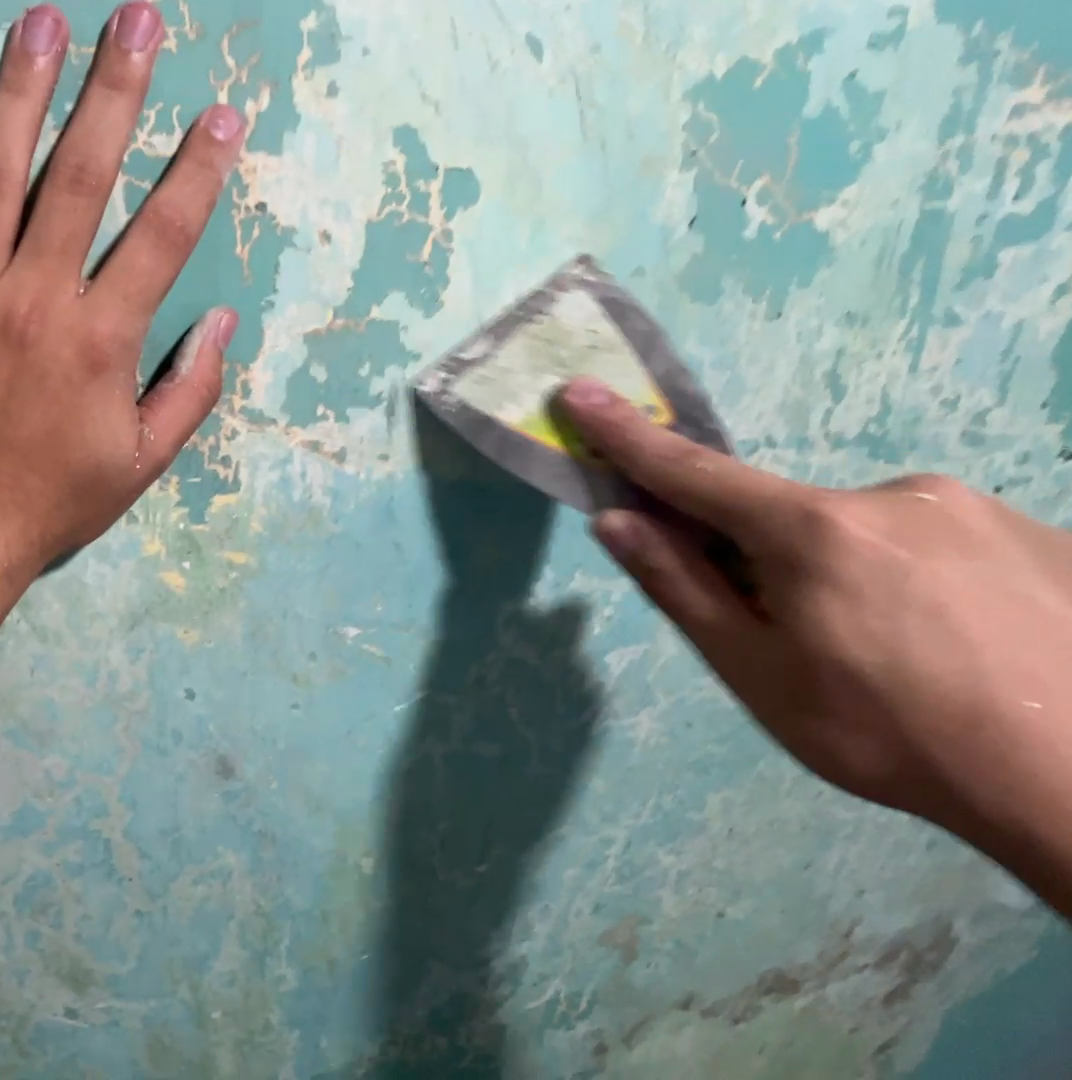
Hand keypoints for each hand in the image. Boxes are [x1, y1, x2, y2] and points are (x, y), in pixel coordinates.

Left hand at [0, 2, 242, 576]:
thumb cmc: (52, 502)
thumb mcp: (142, 464)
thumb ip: (190, 392)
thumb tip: (222, 324)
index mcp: (101, 340)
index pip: (163, 235)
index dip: (198, 171)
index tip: (221, 116)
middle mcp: (36, 300)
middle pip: (81, 177)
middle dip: (115, 91)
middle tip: (135, 18)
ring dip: (22, 95)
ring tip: (42, 25)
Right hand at [558, 379, 1071, 905]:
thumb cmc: (888, 735)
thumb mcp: (755, 671)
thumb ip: (681, 587)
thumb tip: (616, 520)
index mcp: (812, 529)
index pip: (691, 472)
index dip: (626, 436)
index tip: (579, 393)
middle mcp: (893, 495)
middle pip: (783, 516)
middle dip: (762, 560)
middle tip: (794, 639)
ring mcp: (975, 510)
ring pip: (861, 532)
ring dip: (843, 575)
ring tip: (892, 656)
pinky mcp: (1038, 533)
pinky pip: (932, 544)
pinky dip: (913, 582)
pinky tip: (956, 647)